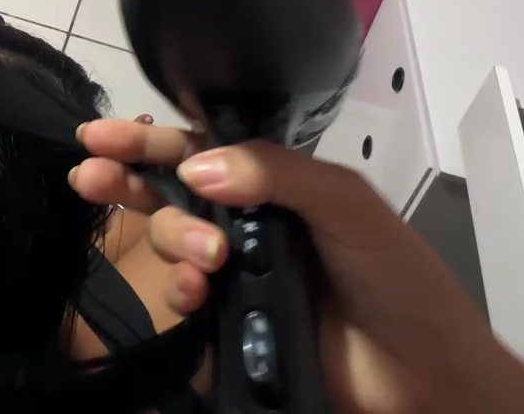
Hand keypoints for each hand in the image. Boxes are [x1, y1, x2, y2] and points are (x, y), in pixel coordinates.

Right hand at [74, 124, 523, 413]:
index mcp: (263, 184)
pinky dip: (179, 292)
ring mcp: (230, 275)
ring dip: (173, 237)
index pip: (192, 148)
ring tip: (208, 258)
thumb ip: (275, 170)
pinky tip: (195, 295)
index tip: (97, 135)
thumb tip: (193, 167)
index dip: (143, 138)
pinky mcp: (223, 327)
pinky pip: (180, 302)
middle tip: (89, 177)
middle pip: (163, 188)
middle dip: (122, 178)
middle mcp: (238, 221)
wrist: (434, 387)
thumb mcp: (348, 204)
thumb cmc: (398, 281)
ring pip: (169, 239)